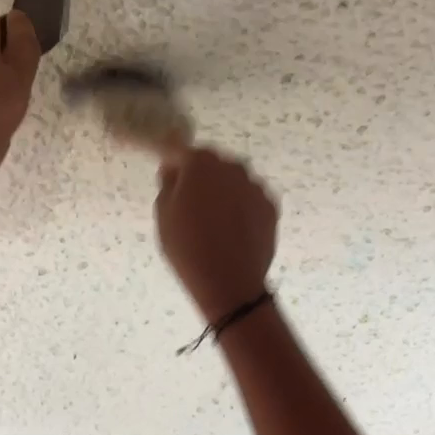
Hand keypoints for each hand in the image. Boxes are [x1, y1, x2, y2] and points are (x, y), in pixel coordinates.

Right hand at [154, 148, 278, 321]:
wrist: (229, 282)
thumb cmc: (188, 246)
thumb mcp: (163, 214)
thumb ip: (168, 183)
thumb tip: (175, 172)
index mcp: (201, 163)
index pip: (182, 152)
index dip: (173, 165)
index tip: (168, 181)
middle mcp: (232, 166)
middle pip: (211, 164)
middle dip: (201, 178)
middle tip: (190, 206)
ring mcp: (255, 185)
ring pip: (233, 181)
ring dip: (223, 191)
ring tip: (214, 222)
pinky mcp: (271, 206)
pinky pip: (250, 199)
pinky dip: (241, 207)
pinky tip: (233, 230)